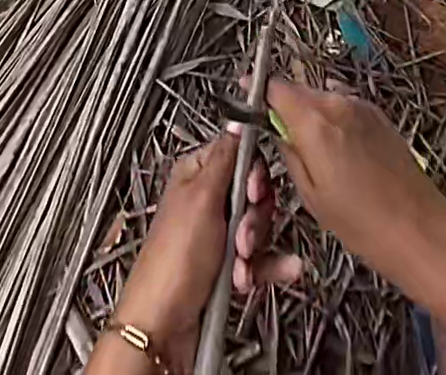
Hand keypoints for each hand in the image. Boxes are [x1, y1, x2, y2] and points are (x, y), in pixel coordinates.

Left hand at [104, 134, 300, 372]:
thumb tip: (237, 120)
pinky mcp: (228, 262)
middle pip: (253, 191)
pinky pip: (261, 256)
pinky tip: (280, 270)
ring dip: (260, 245)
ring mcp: (218, 231)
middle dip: (256, 216)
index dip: (253, 173)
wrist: (164, 326)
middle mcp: (207, 198)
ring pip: (259, 225)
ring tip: (243, 262)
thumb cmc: (172, 261)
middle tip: (242, 233)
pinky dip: (270, 265)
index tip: (252, 191)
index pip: (239, 154)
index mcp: (197, 173)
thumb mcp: (202, 198)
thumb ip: (225, 157)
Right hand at [266, 78, 445, 291]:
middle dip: (284, 105)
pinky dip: (333, 118)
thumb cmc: (363, 222)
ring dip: (310, 112)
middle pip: (297, 89)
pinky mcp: (378, 114)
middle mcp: (337, 103)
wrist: (421, 230)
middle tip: (280, 133)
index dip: (257, 89)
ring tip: (315, 149)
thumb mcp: (309, 194)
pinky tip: (340, 150)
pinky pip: (343, 105)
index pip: (275, 86)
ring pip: (321, 96)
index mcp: (314, 121)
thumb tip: (276, 129)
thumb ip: (288, 151)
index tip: (246, 94)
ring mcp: (360, 106)